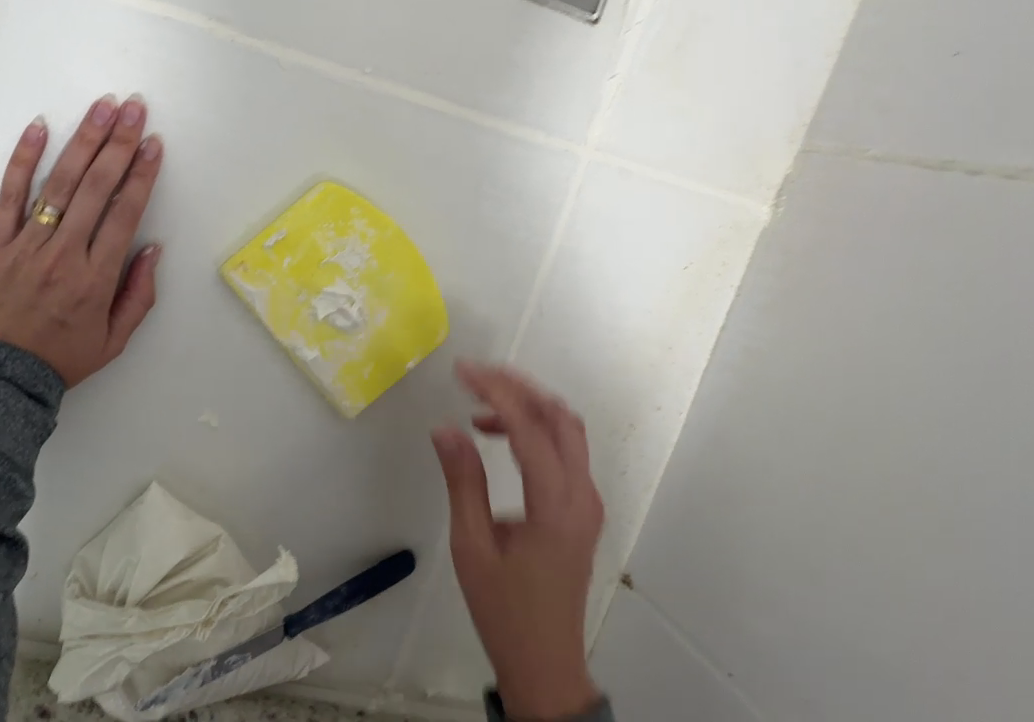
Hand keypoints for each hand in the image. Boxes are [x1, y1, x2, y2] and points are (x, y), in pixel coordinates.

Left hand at [0, 93, 164, 387]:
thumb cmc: (58, 360)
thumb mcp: (113, 342)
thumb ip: (138, 296)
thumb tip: (153, 249)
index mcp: (96, 278)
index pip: (125, 213)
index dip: (142, 174)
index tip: (154, 143)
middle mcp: (64, 254)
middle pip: (96, 187)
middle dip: (119, 143)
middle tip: (134, 107)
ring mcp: (27, 244)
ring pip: (59, 183)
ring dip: (83, 141)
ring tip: (102, 107)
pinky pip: (10, 194)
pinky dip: (23, 159)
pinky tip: (39, 127)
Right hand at [432, 360, 604, 719]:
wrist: (545, 663)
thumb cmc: (503, 609)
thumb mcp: (471, 546)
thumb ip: (463, 482)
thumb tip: (445, 428)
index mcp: (556, 505)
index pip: (530, 428)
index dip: (496, 391)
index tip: (462, 370)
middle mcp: (582, 496)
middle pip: (561, 419)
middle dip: (519, 387)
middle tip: (474, 376)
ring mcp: (588, 504)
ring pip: (568, 432)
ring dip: (528, 407)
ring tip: (480, 404)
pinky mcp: (582, 512)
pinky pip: (566, 453)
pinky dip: (536, 430)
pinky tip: (499, 436)